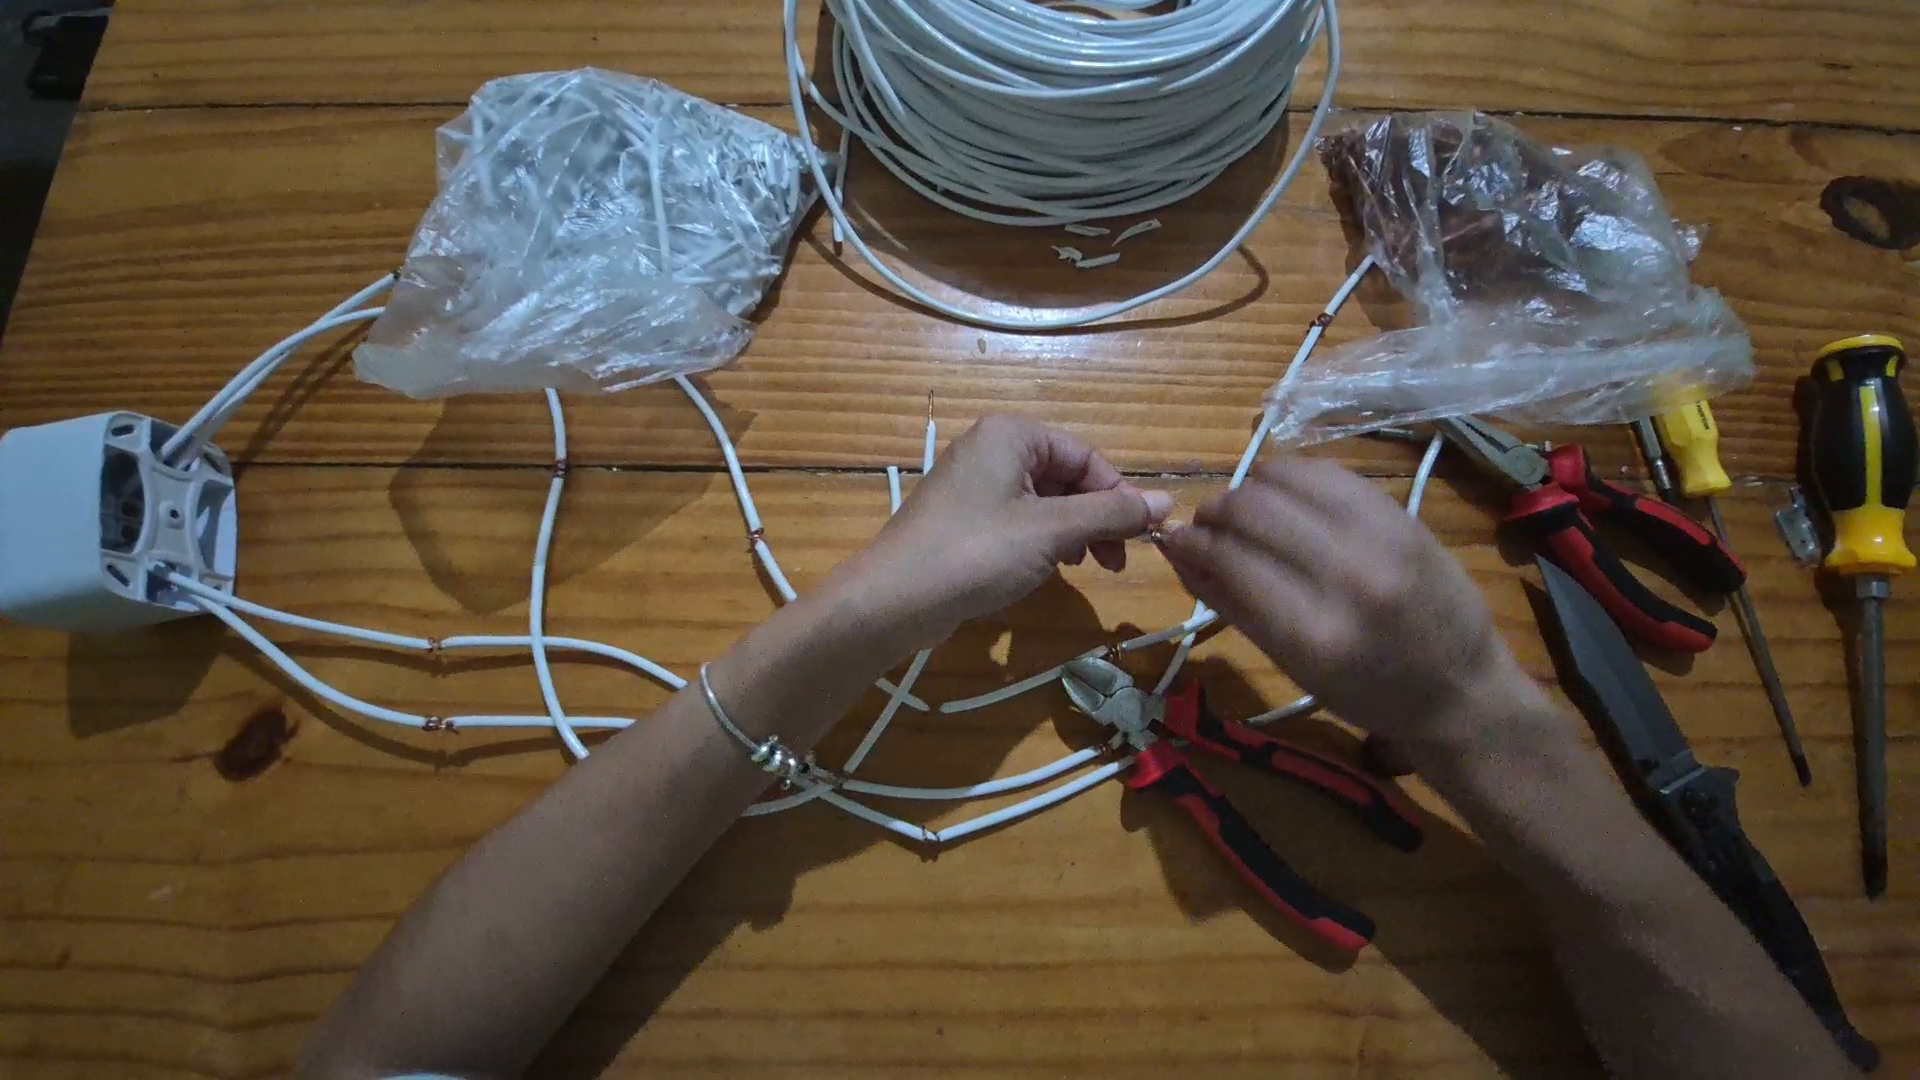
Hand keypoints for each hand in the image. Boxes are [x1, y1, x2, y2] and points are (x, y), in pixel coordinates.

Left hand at [828, 414, 1171, 650]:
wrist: (895, 599)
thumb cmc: (977, 553)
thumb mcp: (1053, 531)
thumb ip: (1110, 513)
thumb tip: (1166, 501)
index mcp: (1011, 434)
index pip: (1085, 455)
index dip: (1117, 495)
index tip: (1139, 538)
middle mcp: (990, 448)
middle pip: (1064, 476)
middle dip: (1094, 517)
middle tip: (1114, 562)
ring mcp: (971, 484)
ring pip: (1041, 501)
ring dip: (1071, 532)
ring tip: (1081, 566)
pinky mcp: (960, 518)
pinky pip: (1015, 519)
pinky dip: (1039, 540)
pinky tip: (1046, 568)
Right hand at [1159, 458, 1552, 761]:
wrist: (1460, 688)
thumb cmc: (1362, 692)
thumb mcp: (1286, 662)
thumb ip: (1225, 601)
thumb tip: (1176, 550)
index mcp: (1312, 633)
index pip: (1228, 559)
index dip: (1189, 543)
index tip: (1174, 540)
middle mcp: (1348, 577)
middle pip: (1251, 511)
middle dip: (1212, 511)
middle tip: (1204, 525)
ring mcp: (1381, 538)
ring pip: (1285, 480)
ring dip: (1247, 488)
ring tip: (1242, 510)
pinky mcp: (1401, 514)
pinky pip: (1326, 472)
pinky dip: (1288, 478)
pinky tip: (1280, 496)